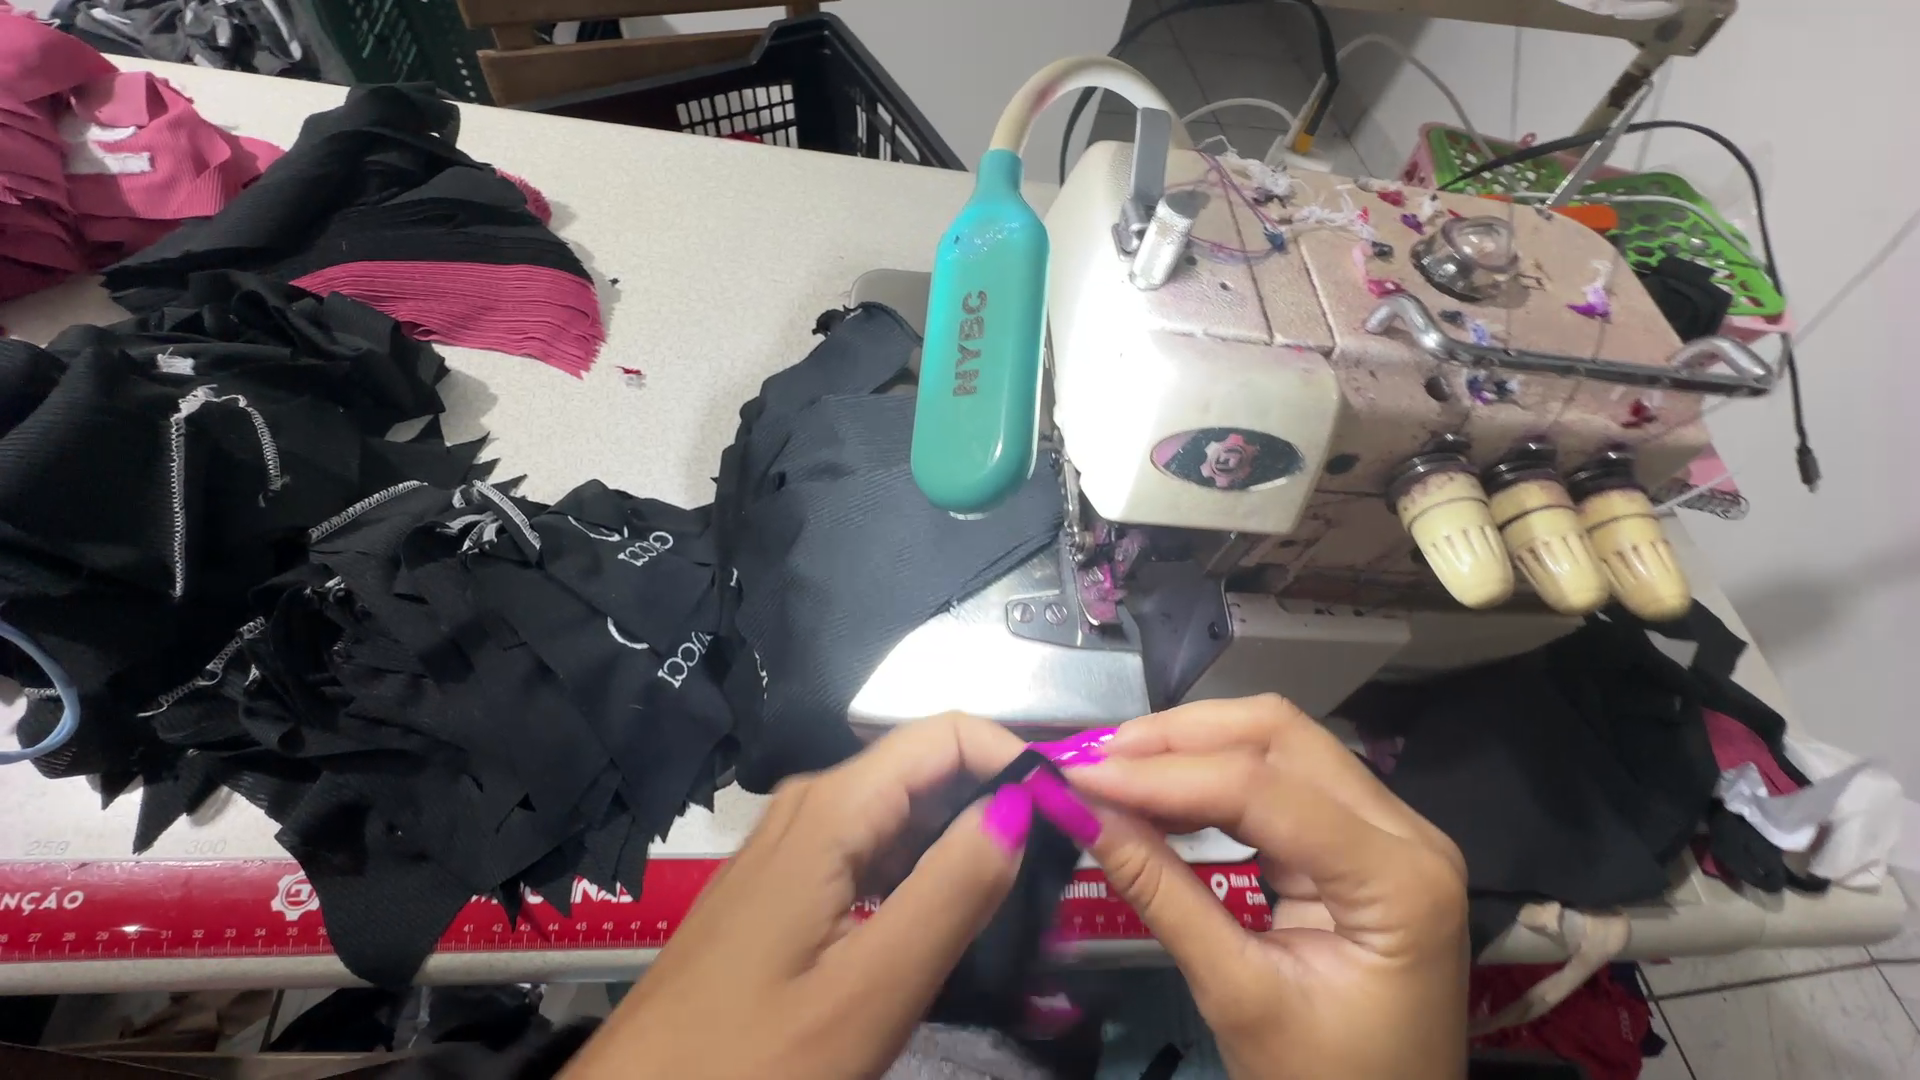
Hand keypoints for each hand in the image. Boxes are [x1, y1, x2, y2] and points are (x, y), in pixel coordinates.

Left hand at [562, 714, 1029, 1079]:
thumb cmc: (749, 1060)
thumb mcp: (870, 988)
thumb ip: (953, 889)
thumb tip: (1022, 806)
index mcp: (834, 806)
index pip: (946, 734)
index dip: (1015, 759)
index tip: (1070, 813)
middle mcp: (815, 801)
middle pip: (928, 765)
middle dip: (999, 797)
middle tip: (1061, 862)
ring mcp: (799, 840)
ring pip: (905, 808)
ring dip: (969, 834)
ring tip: (1026, 888)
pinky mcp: (794, 879)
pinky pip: (877, 847)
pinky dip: (928, 865)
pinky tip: (957, 910)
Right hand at [1070, 695, 1469, 1079]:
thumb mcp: (1237, 995)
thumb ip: (1159, 892)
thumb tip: (1080, 811)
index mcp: (1396, 880)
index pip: (1262, 791)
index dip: (1161, 775)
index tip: (1080, 775)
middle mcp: (1404, 830)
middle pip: (1278, 735)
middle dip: (1177, 737)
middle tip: (1098, 758)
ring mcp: (1387, 825)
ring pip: (1277, 740)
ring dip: (1190, 745)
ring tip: (1116, 769)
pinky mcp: (1357, 832)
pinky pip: (1278, 774)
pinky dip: (1210, 772)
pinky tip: (1161, 789)